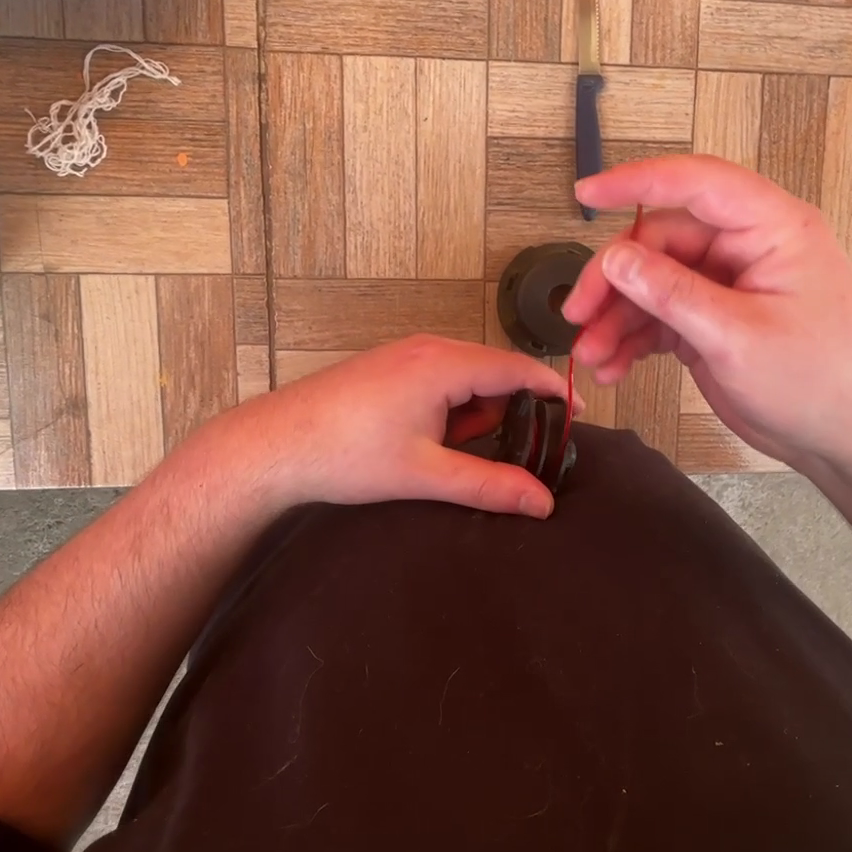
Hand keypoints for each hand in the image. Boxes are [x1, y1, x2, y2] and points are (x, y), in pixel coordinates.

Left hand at [196, 335, 569, 518]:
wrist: (275, 445)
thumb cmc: (347, 454)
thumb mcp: (426, 474)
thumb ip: (489, 485)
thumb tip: (542, 502)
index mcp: (444, 364)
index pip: (518, 369)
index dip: (552, 392)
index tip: (576, 416)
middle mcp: (428, 348)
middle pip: (492, 374)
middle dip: (507, 413)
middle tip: (506, 457)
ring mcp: (404, 355)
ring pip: (464, 380)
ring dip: (472, 416)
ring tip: (450, 458)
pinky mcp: (388, 368)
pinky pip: (438, 381)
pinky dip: (447, 410)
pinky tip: (428, 445)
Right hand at [561, 155, 851, 471]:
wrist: (845, 438)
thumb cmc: (817, 381)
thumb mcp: (737, 336)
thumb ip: (673, 294)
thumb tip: (615, 259)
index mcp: (769, 229)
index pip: (697, 184)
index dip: (637, 181)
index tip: (585, 193)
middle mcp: (743, 248)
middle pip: (659, 242)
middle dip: (613, 280)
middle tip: (576, 316)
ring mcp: (724, 286)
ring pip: (650, 284)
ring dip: (615, 318)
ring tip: (591, 356)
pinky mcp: (710, 321)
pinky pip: (658, 318)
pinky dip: (631, 340)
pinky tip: (612, 367)